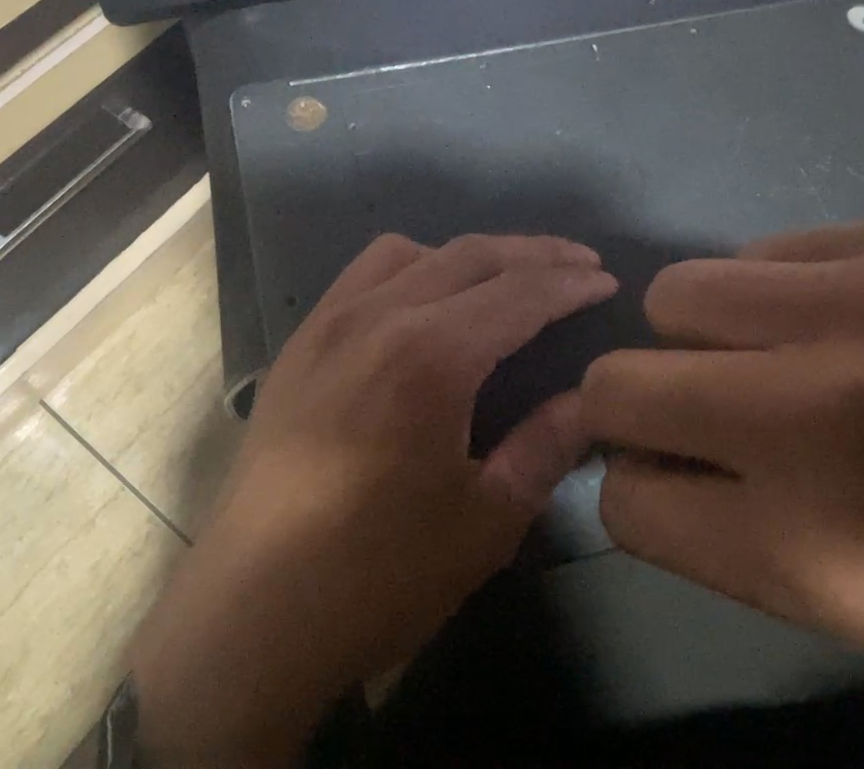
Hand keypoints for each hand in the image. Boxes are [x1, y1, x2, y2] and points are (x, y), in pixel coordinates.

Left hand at [128, 234, 615, 765]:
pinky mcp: (297, 347)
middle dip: (533, 254)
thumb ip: (544, 446)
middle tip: (580, 264)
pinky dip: (410, 268)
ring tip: (505, 281)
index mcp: (430, 355)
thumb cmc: (380, 574)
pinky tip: (424, 305)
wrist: (255, 610)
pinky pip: (360, 277)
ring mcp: (327, 325)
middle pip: (469, 256)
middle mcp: (376, 316)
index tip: (608, 283)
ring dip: (468, 255)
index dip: (571, 283)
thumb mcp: (486, 520)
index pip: (519, 294)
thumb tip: (589, 399)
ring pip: (409, 253)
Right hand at [583, 219, 863, 710]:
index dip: (639, 497)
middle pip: (617, 386)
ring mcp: (858, 311)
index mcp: (819, 557)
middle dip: (630, 410)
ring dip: (697, 336)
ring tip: (774, 352)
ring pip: (674, 295)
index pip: (625, 503)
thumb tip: (683, 486)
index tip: (678, 490)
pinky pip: (770, 251)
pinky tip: (848, 309)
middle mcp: (807, 424)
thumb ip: (780, 550)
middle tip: (699, 420)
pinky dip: (775, 289)